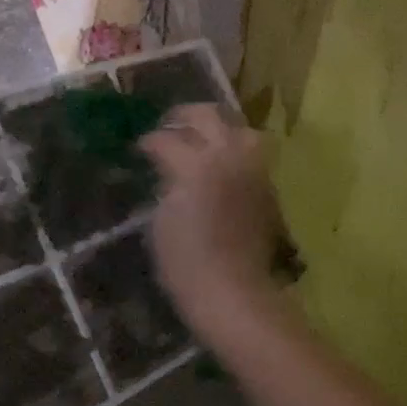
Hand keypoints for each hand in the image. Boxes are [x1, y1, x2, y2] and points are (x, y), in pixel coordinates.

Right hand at [138, 104, 284, 328]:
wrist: (231, 290)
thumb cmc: (184, 262)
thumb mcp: (161, 220)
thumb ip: (166, 185)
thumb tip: (169, 173)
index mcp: (194, 163)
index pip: (165, 139)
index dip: (148, 142)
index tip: (139, 149)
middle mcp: (227, 155)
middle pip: (207, 115)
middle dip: (183, 117)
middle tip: (168, 126)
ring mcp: (252, 169)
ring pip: (238, 128)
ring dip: (217, 128)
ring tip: (201, 141)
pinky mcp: (266, 187)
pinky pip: (251, 155)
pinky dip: (232, 152)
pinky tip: (218, 167)